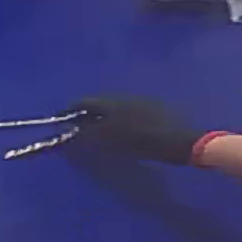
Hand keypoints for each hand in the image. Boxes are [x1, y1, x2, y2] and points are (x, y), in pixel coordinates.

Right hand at [70, 95, 203, 164]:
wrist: (179, 143)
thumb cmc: (136, 141)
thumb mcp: (103, 139)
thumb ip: (83, 132)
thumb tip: (68, 127)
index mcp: (111, 103)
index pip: (83, 102)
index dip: (70, 111)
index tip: (62, 120)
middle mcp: (126, 98)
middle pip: (100, 103)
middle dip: (88, 113)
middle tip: (79, 126)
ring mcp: (143, 102)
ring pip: (115, 107)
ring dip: (104, 116)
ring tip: (99, 129)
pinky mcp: (156, 109)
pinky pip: (129, 111)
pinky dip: (119, 118)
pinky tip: (120, 129)